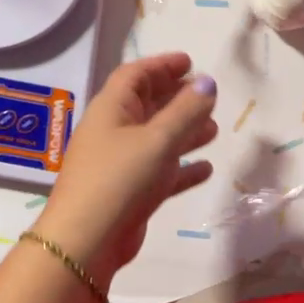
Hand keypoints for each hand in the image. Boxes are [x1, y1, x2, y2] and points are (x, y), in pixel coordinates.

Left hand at [34, 52, 217, 284]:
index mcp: (112, 110)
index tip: (191, 63)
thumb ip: (186, 111)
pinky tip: (206, 169)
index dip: (162, 65)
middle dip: (177, 98)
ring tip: (214, 130)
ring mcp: (122, 164)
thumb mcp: (157, 140)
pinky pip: (161, 173)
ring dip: (184, 133)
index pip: (136, 76)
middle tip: (207, 96)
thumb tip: (208, 83)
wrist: (88, 239)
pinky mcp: (131, 194)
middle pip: (147, 106)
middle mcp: (114, 132)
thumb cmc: (119, 180)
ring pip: (157, 140)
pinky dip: (182, 168)